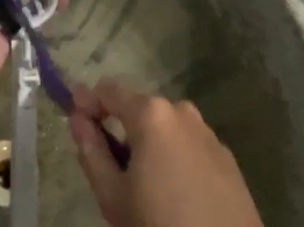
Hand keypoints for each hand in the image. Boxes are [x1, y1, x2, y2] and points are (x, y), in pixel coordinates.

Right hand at [69, 80, 263, 226]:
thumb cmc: (160, 224)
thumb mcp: (113, 196)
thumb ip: (91, 151)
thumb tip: (77, 118)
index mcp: (151, 114)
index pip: (108, 89)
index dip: (88, 102)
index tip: (75, 122)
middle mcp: (181, 112)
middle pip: (138, 110)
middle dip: (120, 130)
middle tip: (111, 170)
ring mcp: (209, 134)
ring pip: (165, 130)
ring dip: (149, 146)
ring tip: (145, 188)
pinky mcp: (228, 159)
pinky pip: (189, 147)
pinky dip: (175, 159)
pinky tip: (176, 195)